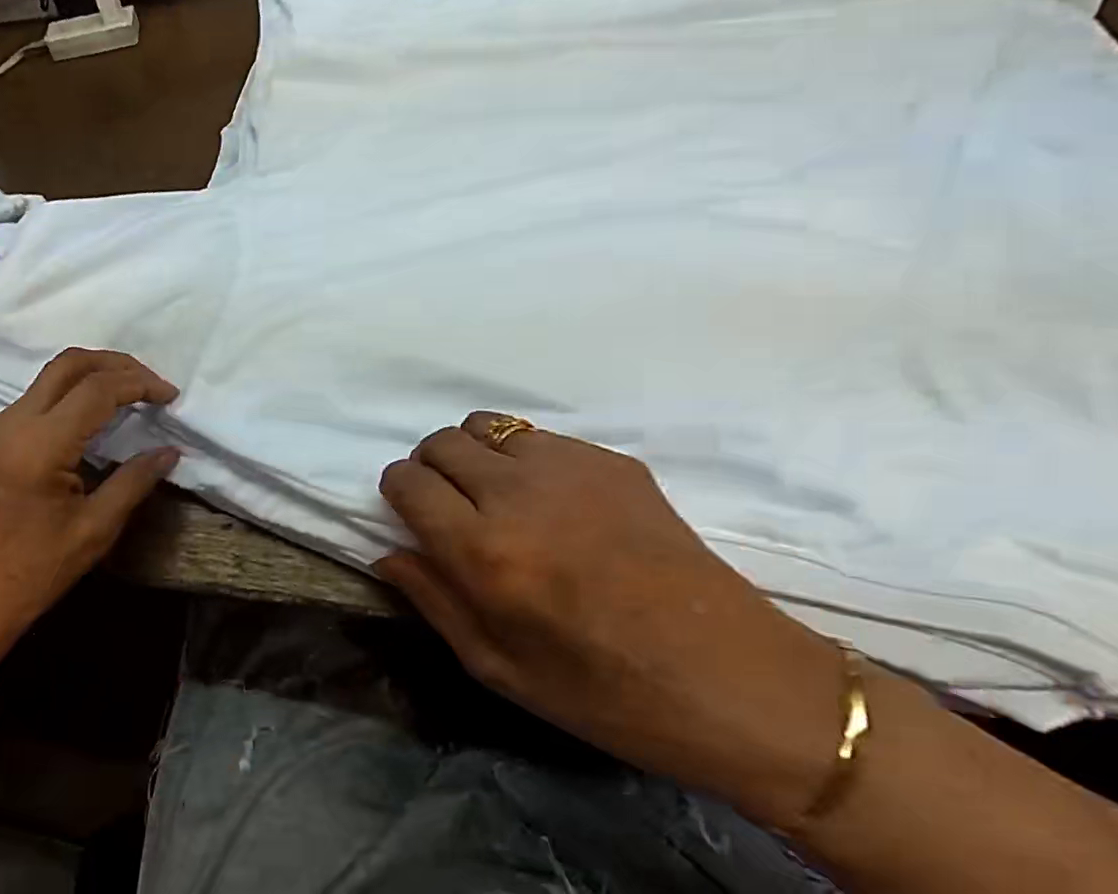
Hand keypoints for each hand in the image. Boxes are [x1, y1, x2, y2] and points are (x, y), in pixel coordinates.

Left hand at [0, 349, 179, 699]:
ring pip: (55, 373)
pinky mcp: (0, 439)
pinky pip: (44, 393)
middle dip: (118, 363)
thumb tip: (170, 451)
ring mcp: (3, 427)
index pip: (98, 389)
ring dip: (97, 372)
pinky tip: (103, 412)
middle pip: (71, 363)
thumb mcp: (95, 529)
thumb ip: (134, 481)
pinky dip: (80, 388)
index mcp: (41, 444)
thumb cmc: (32, 570)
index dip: (140, 384)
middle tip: (154, 384)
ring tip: (136, 392)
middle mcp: (17, 422)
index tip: (172, 396)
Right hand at [376, 412, 847, 828]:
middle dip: (430, 469)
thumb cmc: (604, 693)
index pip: (407, 481)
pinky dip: (527, 458)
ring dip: (476, 454)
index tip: (410, 514)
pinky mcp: (613, 460)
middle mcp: (518, 492)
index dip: (398, 492)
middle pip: (442, 442)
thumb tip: (389, 553)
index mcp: (483, 551)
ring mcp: (570, 466)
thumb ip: (434, 600)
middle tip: (450, 507)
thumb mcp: (500, 669)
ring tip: (497, 496)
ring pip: (489, 425)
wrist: (729, 676)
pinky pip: (543, 438)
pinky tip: (556, 502)